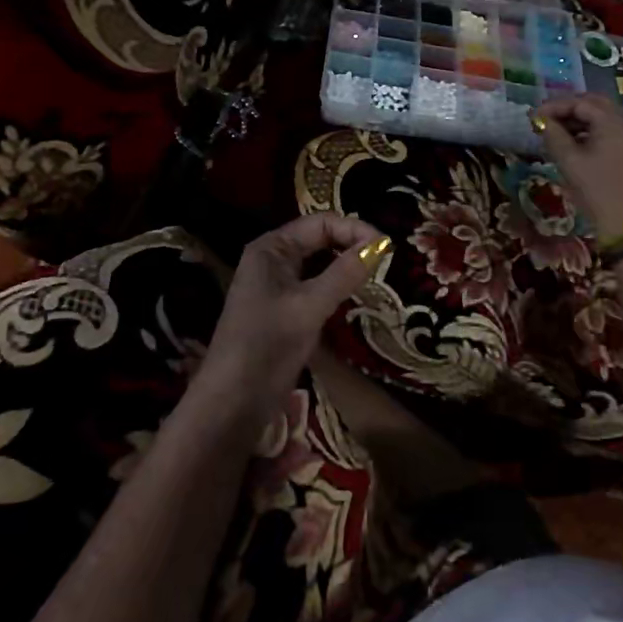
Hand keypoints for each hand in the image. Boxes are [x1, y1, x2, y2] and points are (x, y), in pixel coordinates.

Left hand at [200, 215, 384, 417]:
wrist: (234, 398)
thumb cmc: (267, 343)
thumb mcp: (309, 306)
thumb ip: (344, 274)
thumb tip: (381, 245)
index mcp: (271, 248)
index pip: (320, 222)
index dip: (354, 228)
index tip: (388, 248)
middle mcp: (273, 260)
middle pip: (319, 240)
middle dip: (352, 245)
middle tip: (388, 262)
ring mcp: (278, 286)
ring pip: (319, 265)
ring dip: (346, 267)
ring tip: (379, 276)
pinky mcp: (285, 311)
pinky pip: (316, 288)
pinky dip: (337, 288)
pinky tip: (358, 297)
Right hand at [533, 94, 622, 236]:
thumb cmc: (595, 190)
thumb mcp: (568, 161)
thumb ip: (553, 135)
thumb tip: (540, 120)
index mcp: (615, 122)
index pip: (581, 103)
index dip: (554, 106)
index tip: (533, 116)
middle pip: (596, 104)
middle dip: (568, 109)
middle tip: (544, 119)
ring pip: (605, 116)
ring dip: (580, 119)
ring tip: (556, 130)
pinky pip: (613, 129)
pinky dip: (593, 130)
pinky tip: (575, 141)